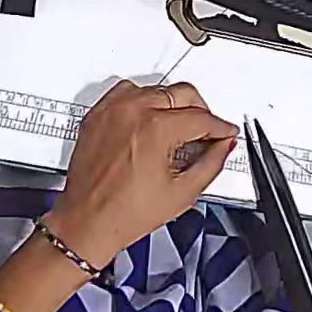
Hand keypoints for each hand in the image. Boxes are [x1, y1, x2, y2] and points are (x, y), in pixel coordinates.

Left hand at [43, 80, 238, 267]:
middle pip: (183, 93)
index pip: (202, 117)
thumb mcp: (183, 193)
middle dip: (202, 112)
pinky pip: (127, 91)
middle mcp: (134, 111)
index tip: (225, 133)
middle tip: (207, 130)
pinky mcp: (98, 113)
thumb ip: (211, 163)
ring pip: (157, 88)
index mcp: (157, 128)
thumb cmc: (124, 213)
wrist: (86, 223)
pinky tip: (148, 118)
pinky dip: (142, 99)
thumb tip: (223, 146)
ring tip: (178, 126)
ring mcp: (114, 109)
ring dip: (173, 103)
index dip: (220, 127)